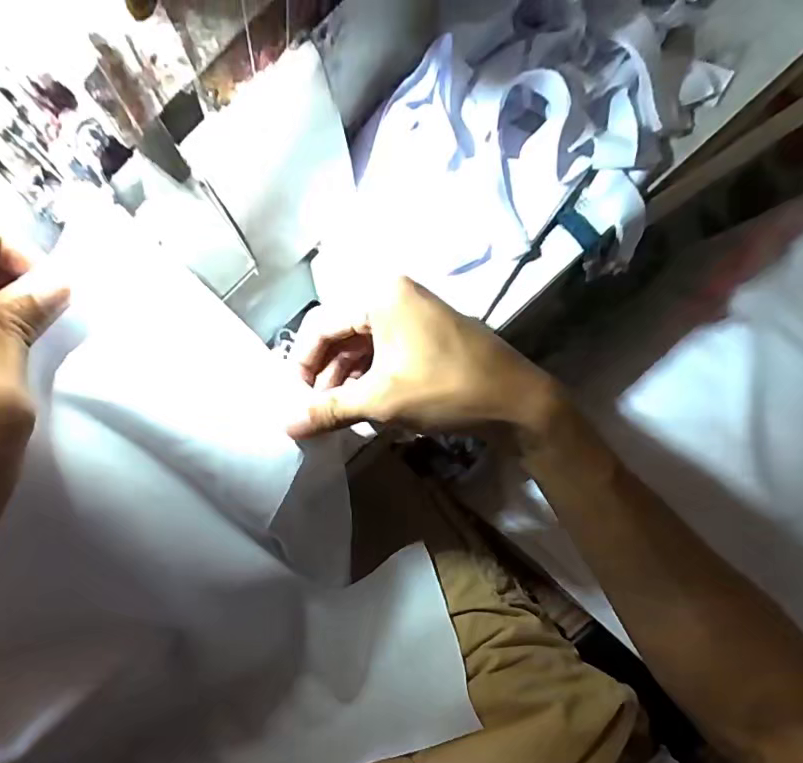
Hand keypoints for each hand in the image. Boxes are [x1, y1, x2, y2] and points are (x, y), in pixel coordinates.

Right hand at [287, 277, 565, 441]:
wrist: (516, 402)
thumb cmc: (445, 390)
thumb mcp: (381, 401)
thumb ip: (329, 409)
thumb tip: (286, 425)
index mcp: (381, 295)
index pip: (322, 325)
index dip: (304, 365)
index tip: (297, 401)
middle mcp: (397, 296)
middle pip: (343, 335)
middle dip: (328, 376)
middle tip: (318, 413)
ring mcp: (418, 316)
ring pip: (366, 348)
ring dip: (350, 382)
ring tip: (343, 417)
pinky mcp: (432, 337)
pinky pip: (389, 355)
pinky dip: (375, 381)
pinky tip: (371, 410)